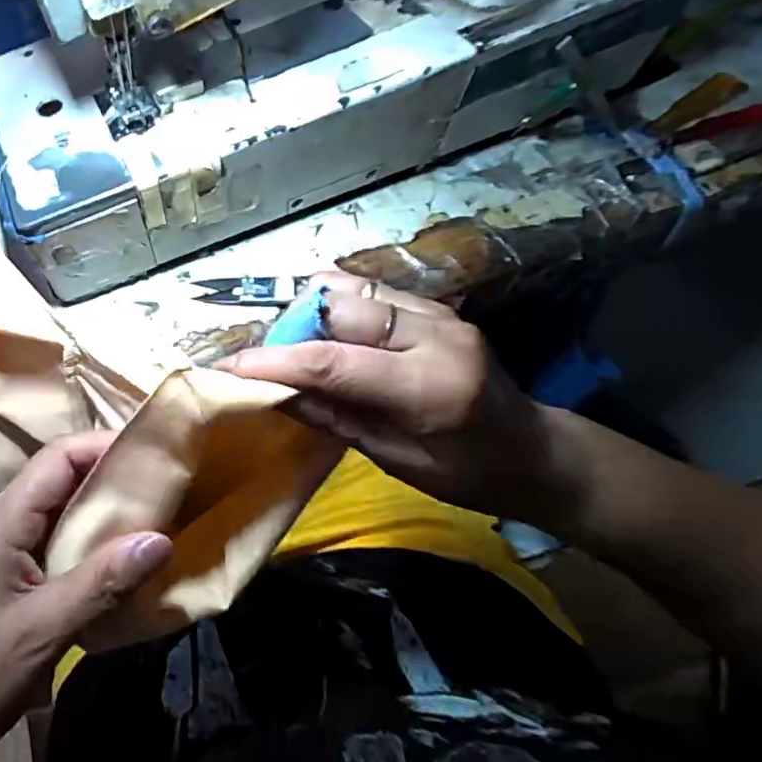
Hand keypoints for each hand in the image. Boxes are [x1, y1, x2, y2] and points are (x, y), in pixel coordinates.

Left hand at [0, 433, 171, 761]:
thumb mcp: (44, 630)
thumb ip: (103, 582)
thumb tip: (162, 539)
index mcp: (1, 519)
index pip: (58, 457)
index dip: (105, 445)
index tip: (153, 453)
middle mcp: (1, 518)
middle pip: (61, 474)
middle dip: (112, 472)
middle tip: (164, 482)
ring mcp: (3, 542)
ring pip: (60, 503)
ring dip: (104, 504)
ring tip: (154, 511)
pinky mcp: (10, 566)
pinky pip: (55, 531)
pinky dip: (90, 533)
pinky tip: (120, 551)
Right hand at [215, 272, 588, 530]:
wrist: (534, 449)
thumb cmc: (467, 473)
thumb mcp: (395, 459)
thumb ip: (333, 416)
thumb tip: (271, 391)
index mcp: (429, 385)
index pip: (332, 361)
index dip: (273, 362)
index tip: (227, 367)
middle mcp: (435, 333)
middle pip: (337, 309)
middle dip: (287, 330)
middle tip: (258, 359)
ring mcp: (437, 311)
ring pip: (350, 288)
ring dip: (306, 310)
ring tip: (283, 340)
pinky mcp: (433, 304)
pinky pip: (368, 288)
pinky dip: (331, 300)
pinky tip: (313, 320)